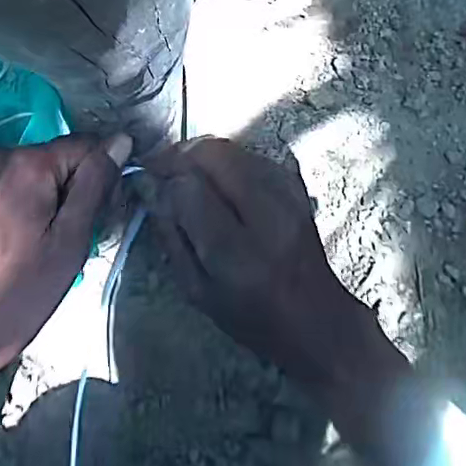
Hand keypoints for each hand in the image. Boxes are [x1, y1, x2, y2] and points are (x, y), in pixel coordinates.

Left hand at [0, 131, 127, 393]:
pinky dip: (19, 204)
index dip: (101, 176)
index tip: (99, 214)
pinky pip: (7, 185)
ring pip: (33, 172)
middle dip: (72, 188)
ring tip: (39, 245)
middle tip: (68, 238)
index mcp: (28, 163)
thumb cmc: (15, 296)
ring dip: (46, 198)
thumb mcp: (69, 243)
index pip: (86, 145)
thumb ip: (95, 185)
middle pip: (57, 157)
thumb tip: (120, 141)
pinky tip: (12, 243)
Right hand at [142, 137, 431, 465]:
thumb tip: (150, 189)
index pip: (190, 191)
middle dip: (179, 154)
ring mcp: (285, 193)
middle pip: (213, 155)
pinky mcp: (294, 184)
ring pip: (231, 147)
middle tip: (158, 165)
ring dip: (199, 152)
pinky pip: (248, 154)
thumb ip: (172, 237)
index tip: (147, 181)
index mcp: (238, 252)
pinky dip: (224, 157)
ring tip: (181, 168)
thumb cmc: (252, 316)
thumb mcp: (199, 291)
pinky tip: (213, 175)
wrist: (318, 318)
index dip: (164, 180)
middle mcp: (266, 213)